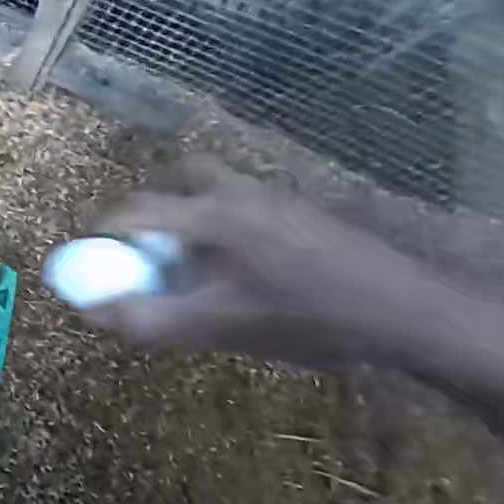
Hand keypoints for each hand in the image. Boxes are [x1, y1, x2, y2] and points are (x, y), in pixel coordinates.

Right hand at [87, 158, 462, 366]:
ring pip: (219, 185)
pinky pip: (247, 202)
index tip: (94, 247)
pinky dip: (225, 221)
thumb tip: (94, 312)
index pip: (138, 208)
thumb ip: (147, 320)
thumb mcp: (215, 327)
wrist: (409, 315)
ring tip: (190, 254)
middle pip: (183, 176)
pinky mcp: (306, 211)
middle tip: (147, 239)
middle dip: (155, 202)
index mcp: (213, 216)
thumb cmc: (305, 319)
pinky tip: (239, 265)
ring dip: (192, 209)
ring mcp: (280, 197)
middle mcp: (242, 193)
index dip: (106, 226)